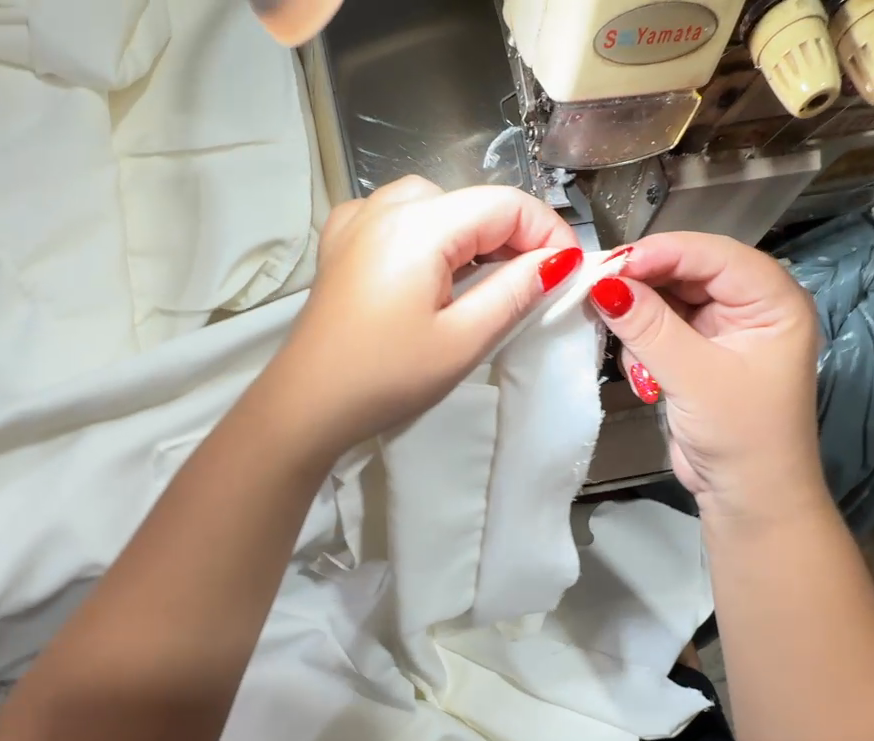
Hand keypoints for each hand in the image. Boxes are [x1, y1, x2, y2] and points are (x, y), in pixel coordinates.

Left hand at [254, 177, 580, 455]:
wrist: (305, 405)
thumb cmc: (384, 378)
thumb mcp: (462, 341)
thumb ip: (516, 291)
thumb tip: (559, 261)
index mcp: (418, 222)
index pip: (506, 203)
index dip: (548, 233)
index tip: (569, 273)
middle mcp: (384, 204)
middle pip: (470, 202)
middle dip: (510, 238)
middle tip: (532, 287)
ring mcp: (356, 220)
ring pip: (435, 208)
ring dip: (469, 239)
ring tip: (485, 285)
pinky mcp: (340, 243)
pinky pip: (398, 221)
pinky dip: (427, 239)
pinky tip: (431, 274)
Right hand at [588, 232, 828, 527]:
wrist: (748, 495)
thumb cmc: (740, 434)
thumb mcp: (693, 376)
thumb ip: (649, 327)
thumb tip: (603, 285)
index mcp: (773, 301)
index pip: (715, 256)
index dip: (664, 253)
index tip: (613, 264)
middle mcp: (751, 308)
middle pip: (690, 274)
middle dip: (645, 284)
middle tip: (597, 290)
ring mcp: (724, 333)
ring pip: (671, 302)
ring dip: (640, 316)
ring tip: (615, 333)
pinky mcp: (700, 357)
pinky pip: (664, 331)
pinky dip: (643, 342)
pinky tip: (637, 366)